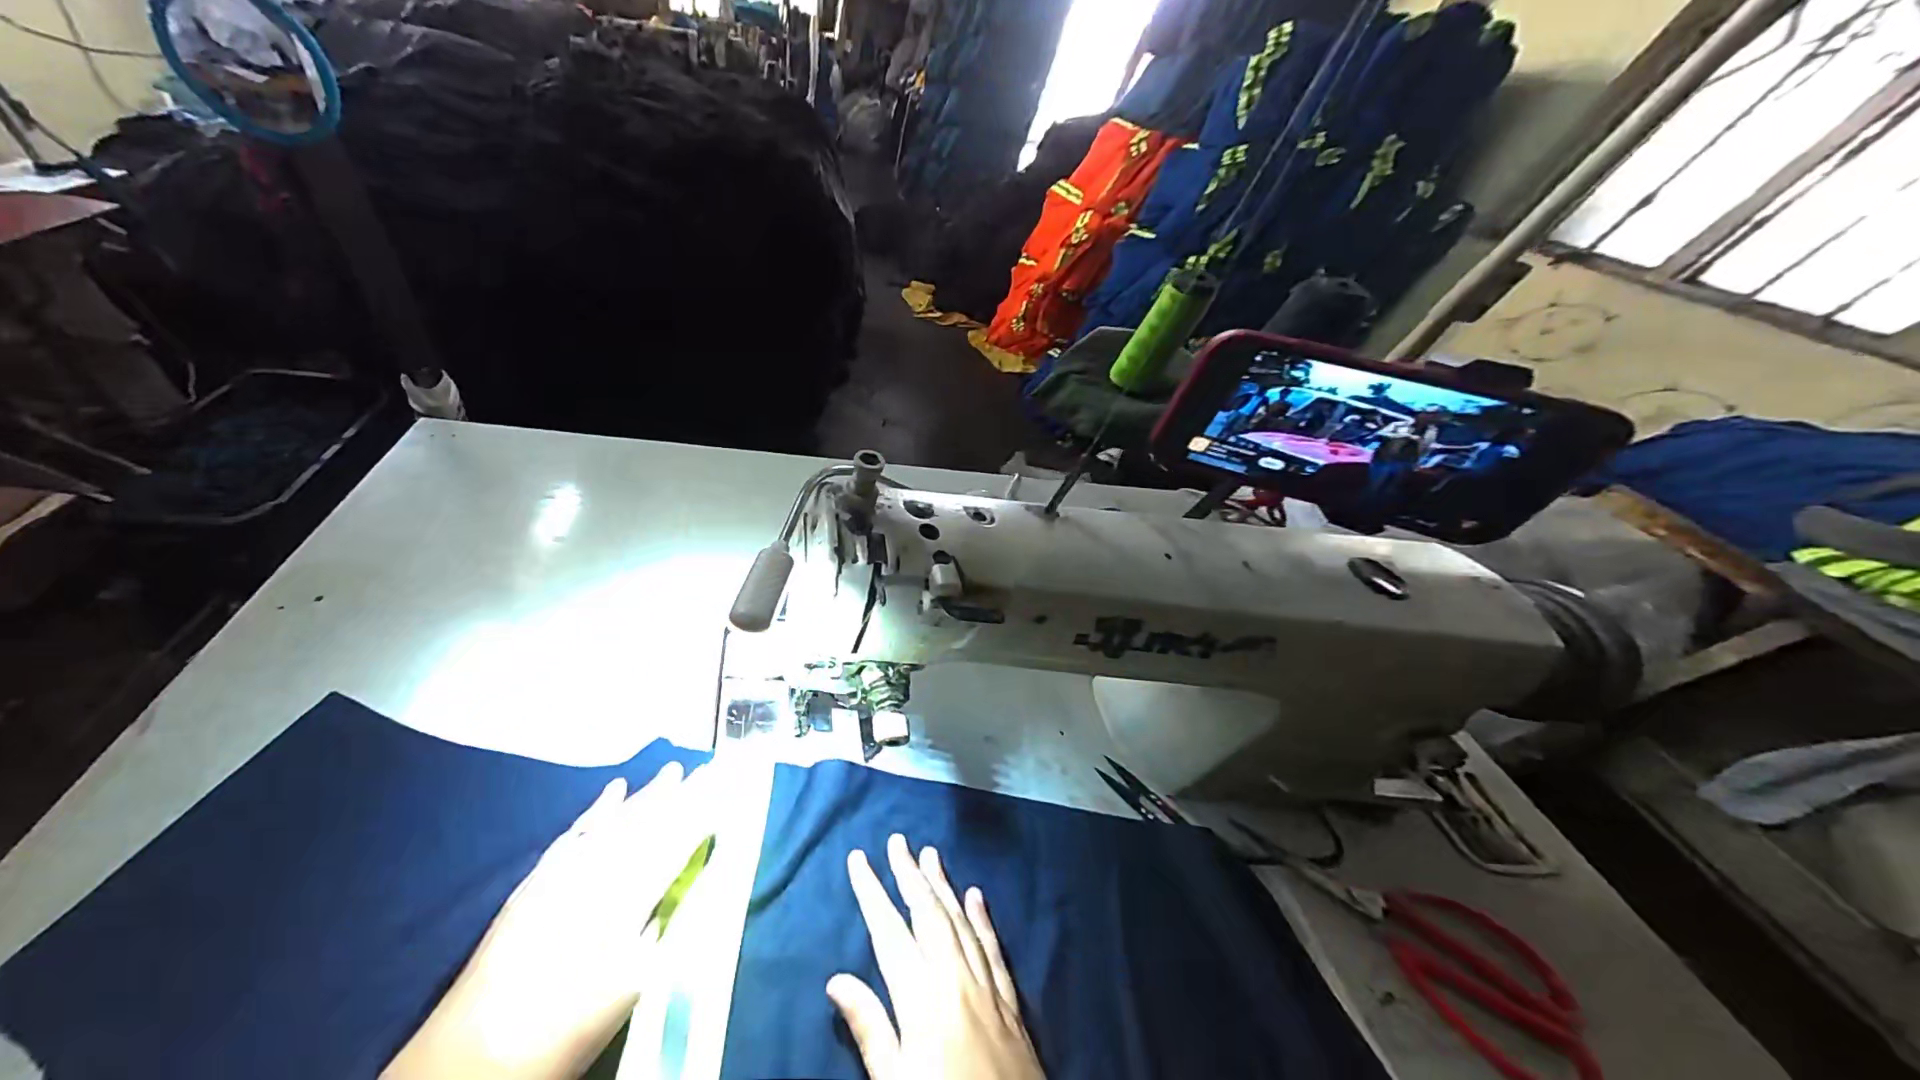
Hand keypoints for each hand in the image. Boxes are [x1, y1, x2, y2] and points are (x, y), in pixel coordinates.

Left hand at [384, 764, 711, 1079]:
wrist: (471, 1061)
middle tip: (707, 768)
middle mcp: (591, 879)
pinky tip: (612, 793)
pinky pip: (572, 837)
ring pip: (611, 826)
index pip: (672, 847)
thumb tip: (699, 883)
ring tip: (670, 772)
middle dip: (679, 797)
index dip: (701, 816)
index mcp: (622, 905)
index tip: (725, 790)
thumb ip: (667, 929)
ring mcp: (559, 878)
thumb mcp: (631, 986)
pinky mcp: (532, 885)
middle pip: (644, 828)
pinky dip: (594, 813)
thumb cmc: (565, 1031)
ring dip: (644, 798)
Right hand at [827, 834, 1046, 1079]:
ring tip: (930, 854)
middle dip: (909, 875)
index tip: (858, 860)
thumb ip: (870, 1029)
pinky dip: (983, 918)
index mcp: (922, 999)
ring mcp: (987, 988)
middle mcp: (956, 980)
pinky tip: (976, 895)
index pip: (890, 933)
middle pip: (929, 915)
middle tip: (896, 841)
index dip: (872, 893)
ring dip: (943, 885)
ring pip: (962, 922)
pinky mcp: (1011, 1002)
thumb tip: (837, 980)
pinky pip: (993, 947)